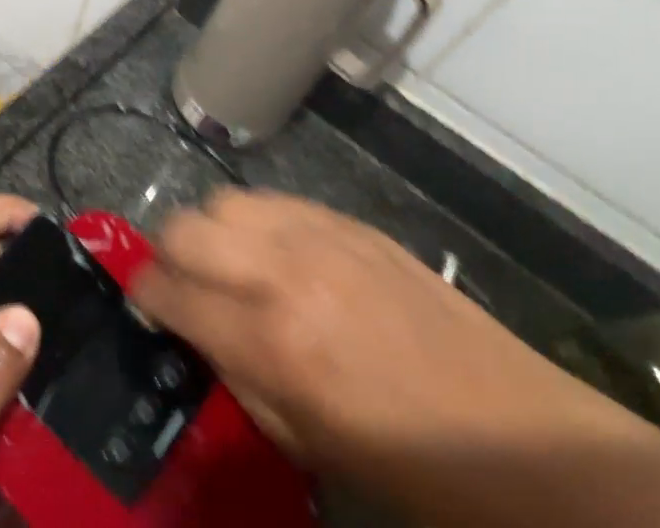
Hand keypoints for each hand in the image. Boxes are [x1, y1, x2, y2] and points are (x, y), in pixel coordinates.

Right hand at [130, 187, 594, 470]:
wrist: (516, 433)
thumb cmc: (402, 459)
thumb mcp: (297, 437)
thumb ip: (231, 372)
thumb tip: (190, 330)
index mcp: (270, 340)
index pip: (167, 289)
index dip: (144, 296)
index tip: (147, 308)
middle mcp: (287, 271)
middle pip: (184, 226)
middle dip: (167, 255)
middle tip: (182, 286)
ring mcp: (325, 238)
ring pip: (225, 200)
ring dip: (211, 232)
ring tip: (229, 265)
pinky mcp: (357, 226)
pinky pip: (278, 202)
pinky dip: (258, 222)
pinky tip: (277, 255)